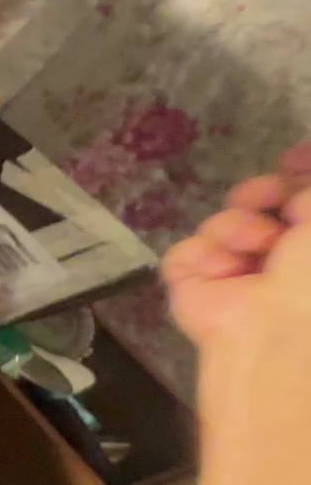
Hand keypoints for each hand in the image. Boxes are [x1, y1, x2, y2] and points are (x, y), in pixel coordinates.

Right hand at [165, 144, 310, 350]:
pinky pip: (185, 252)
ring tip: (253, 245)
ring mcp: (240, 268)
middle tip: (265, 196)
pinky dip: (201, 257)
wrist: (284, 328)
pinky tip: (223, 270)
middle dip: (264, 192)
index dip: (300, 169)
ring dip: (236, 227)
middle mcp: (290, 252)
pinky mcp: (195, 283)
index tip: (293, 156)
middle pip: (265, 202)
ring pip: (223, 223)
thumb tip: (300, 177)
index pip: (305, 195)